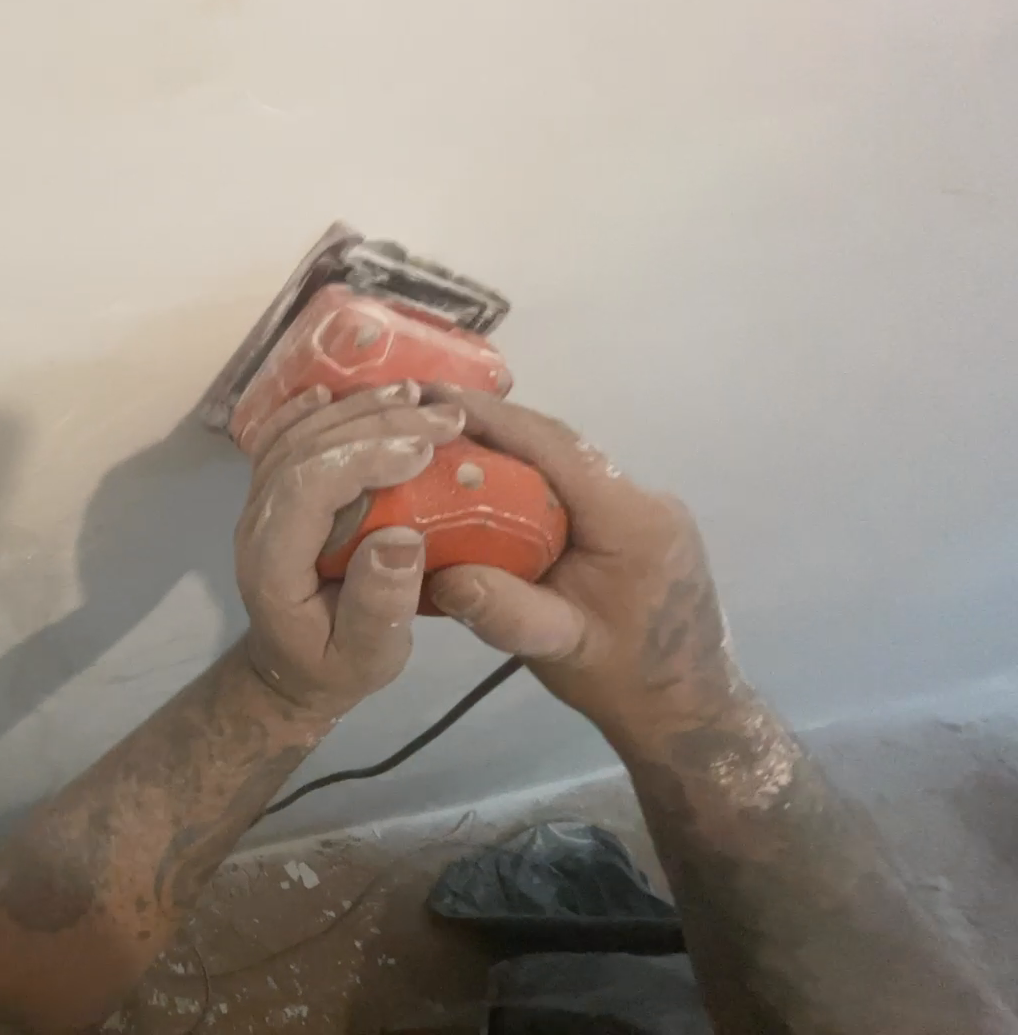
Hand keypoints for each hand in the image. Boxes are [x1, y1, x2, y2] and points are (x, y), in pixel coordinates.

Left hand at [233, 381, 466, 716]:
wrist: (290, 662)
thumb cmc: (332, 664)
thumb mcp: (366, 658)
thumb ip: (379, 608)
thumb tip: (402, 541)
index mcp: (272, 565)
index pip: (304, 490)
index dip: (361, 460)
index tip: (424, 450)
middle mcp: (256, 524)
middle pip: (301, 453)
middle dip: (372, 426)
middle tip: (444, 417)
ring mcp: (258, 505)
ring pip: (293, 438)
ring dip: (352, 410)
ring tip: (414, 395)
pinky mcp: (272, 495)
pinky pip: (282, 441)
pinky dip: (310, 412)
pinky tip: (340, 392)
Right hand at [420, 385, 736, 742]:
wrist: (685, 706)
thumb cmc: (624, 677)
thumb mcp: (558, 650)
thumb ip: (503, 612)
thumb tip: (433, 572)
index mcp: (631, 519)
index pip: (554, 448)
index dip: (491, 417)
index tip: (430, 396)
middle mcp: (641, 497)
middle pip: (553, 443)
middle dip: (485, 421)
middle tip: (416, 411)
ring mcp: (636, 504)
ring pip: (556, 457)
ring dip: (497, 442)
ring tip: (433, 436)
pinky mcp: (623, 516)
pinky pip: (560, 478)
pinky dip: (513, 468)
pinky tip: (472, 476)